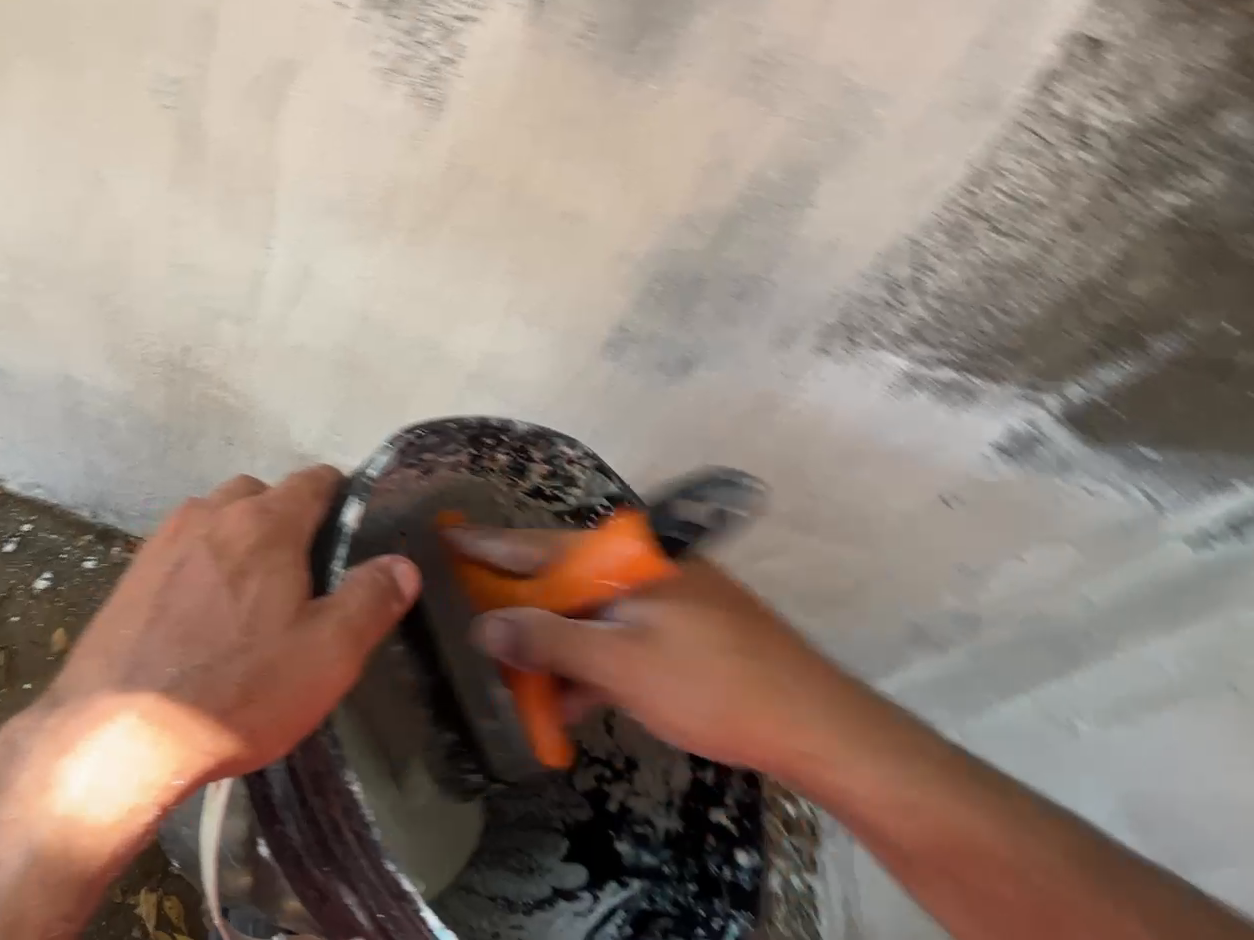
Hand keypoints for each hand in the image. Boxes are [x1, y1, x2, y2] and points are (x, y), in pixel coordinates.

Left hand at [48, 466, 420, 783]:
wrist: (119, 734)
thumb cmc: (237, 691)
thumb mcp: (327, 655)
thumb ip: (370, 600)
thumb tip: (401, 564)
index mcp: (265, 523)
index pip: (314, 480)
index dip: (339, 498)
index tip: (350, 531)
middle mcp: (211, 514)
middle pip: (261, 493)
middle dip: (286, 518)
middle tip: (302, 575)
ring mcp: (164, 540)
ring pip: (216, 517)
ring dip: (239, 537)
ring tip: (251, 595)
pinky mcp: (132, 572)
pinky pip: (182, 548)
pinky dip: (201, 562)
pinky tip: (202, 613)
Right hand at [447, 527, 859, 776]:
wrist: (818, 727)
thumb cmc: (712, 684)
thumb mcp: (618, 663)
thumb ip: (547, 639)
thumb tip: (483, 625)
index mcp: (625, 561)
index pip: (537, 545)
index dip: (486, 545)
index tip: (444, 535)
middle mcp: (638, 571)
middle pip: (557, 582)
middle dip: (513, 608)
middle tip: (467, 617)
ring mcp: (659, 602)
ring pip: (583, 617)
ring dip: (549, 649)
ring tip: (509, 679)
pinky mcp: (675, 634)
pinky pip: (612, 640)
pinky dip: (586, 666)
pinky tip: (564, 702)